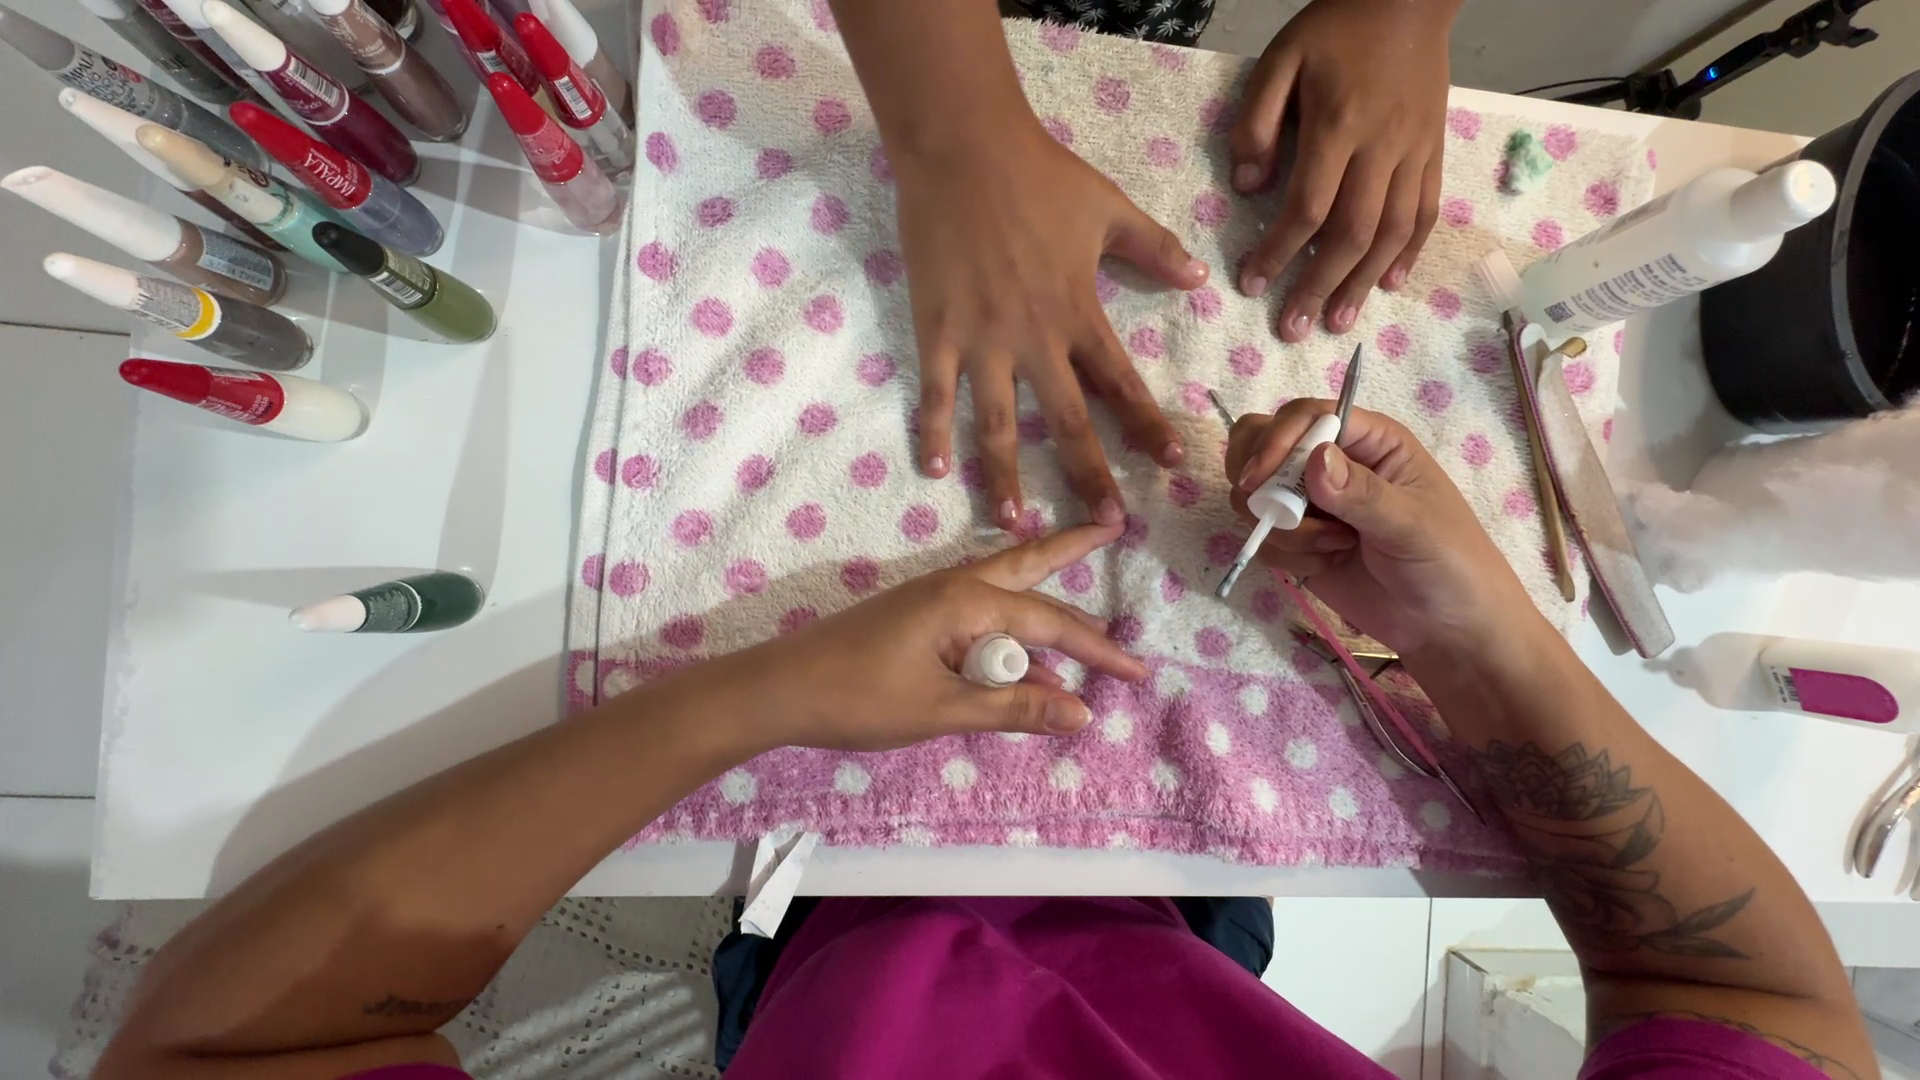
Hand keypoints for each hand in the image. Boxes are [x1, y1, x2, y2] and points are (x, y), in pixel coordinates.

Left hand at [733, 523, 1145, 751]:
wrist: (782, 687)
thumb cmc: (860, 697)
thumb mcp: (942, 709)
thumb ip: (1013, 707)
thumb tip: (1082, 713)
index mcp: (966, 601)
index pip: (1049, 622)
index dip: (1097, 649)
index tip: (1139, 671)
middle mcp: (956, 585)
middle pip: (1030, 567)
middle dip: (1074, 552)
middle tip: (1114, 525)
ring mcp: (935, 596)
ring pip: (1007, 584)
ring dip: (1046, 589)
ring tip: (1084, 579)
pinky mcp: (921, 614)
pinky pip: (983, 612)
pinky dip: (1013, 626)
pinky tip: (1028, 653)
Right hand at [895, 122, 1209, 529]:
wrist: (962, 147)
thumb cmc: (1038, 175)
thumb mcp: (1109, 206)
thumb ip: (1154, 249)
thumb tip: (1199, 283)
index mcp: (1078, 311)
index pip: (1120, 382)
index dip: (1146, 425)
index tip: (1169, 463)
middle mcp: (1033, 340)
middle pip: (1067, 421)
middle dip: (1090, 474)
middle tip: (1107, 523)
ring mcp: (981, 342)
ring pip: (998, 424)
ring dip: (1006, 477)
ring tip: (1015, 523)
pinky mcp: (937, 334)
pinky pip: (935, 394)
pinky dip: (932, 433)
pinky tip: (932, 471)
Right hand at [1225, 402, 1537, 659]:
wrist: (1442, 627)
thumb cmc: (1448, 564)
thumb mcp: (1412, 526)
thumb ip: (1362, 493)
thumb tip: (1315, 458)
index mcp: (1369, 442)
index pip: (1306, 417)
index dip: (1276, 439)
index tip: (1258, 478)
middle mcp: (1332, 463)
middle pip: (1260, 442)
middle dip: (1260, 479)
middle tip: (1272, 510)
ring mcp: (1309, 502)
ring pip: (1254, 493)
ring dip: (1280, 525)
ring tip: (1329, 547)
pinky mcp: (1294, 538)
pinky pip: (1261, 535)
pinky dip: (1284, 554)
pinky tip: (1324, 565)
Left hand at [1231, 0, 1454, 341]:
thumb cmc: (1336, 29)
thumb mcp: (1279, 61)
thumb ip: (1256, 123)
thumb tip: (1247, 187)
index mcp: (1339, 126)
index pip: (1307, 207)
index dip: (1278, 252)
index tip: (1252, 285)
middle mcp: (1383, 147)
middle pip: (1352, 232)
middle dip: (1319, 286)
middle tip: (1294, 329)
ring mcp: (1416, 151)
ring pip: (1393, 231)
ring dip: (1363, 283)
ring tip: (1338, 323)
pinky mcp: (1435, 150)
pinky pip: (1428, 209)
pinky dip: (1410, 252)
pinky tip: (1390, 285)